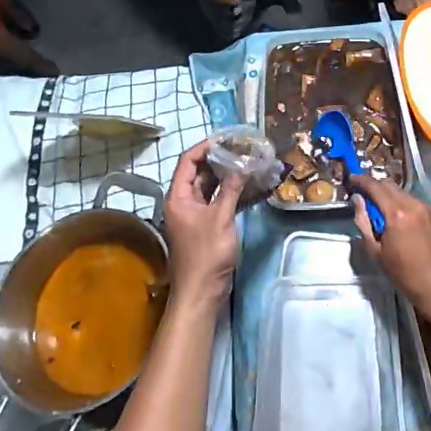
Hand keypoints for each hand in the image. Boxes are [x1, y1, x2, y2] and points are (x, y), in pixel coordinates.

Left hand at [164, 140, 240, 302]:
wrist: (202, 292)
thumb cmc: (207, 253)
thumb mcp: (221, 218)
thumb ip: (231, 189)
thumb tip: (241, 164)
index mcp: (178, 197)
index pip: (187, 162)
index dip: (205, 147)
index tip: (226, 138)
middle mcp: (184, 202)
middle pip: (199, 172)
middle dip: (220, 159)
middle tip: (242, 148)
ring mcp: (196, 214)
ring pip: (211, 187)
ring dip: (228, 176)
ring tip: (249, 162)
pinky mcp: (208, 225)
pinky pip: (219, 201)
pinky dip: (233, 194)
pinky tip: (251, 187)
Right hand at [350, 174, 430, 318]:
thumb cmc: (405, 273)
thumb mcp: (376, 251)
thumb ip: (364, 222)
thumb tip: (357, 200)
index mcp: (397, 213)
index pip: (375, 187)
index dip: (361, 180)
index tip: (352, 179)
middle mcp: (413, 204)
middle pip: (389, 184)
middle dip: (375, 186)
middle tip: (364, 197)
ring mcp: (426, 208)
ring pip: (402, 191)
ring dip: (389, 195)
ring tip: (381, 211)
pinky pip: (413, 200)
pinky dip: (402, 202)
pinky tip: (399, 218)